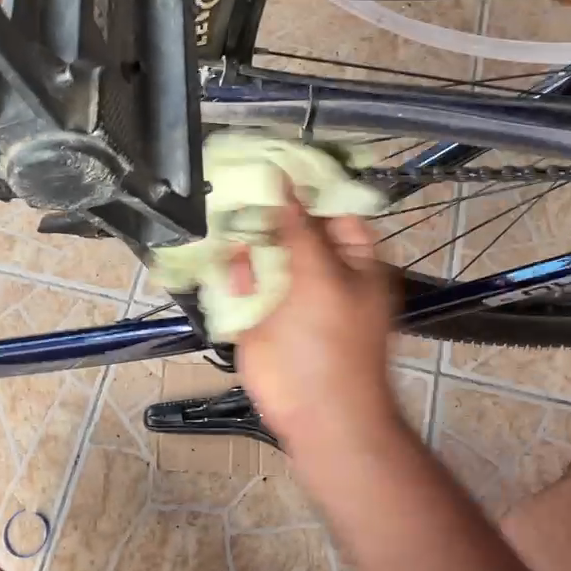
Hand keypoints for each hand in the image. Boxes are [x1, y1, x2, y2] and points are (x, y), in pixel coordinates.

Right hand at [232, 183, 399, 448]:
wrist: (316, 411)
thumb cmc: (333, 343)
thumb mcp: (323, 276)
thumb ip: (300, 228)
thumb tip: (285, 184)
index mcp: (351, 259)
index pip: (333, 209)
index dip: (309, 185)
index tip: (277, 159)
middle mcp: (319, 270)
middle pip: (291, 227)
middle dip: (267, 207)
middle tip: (238, 173)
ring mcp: (286, 292)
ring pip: (262, 252)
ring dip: (244, 234)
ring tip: (222, 202)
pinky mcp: (257, 313)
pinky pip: (240, 282)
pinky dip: (230, 268)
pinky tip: (219, 250)